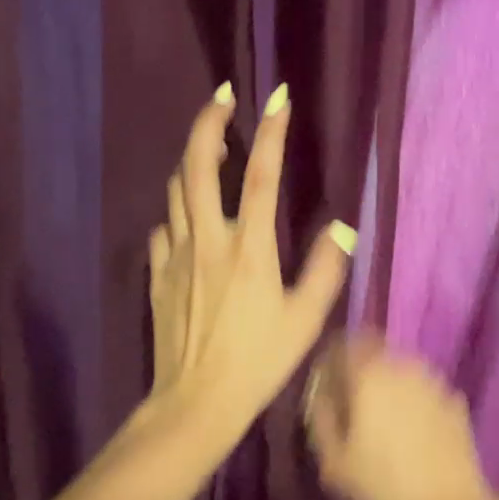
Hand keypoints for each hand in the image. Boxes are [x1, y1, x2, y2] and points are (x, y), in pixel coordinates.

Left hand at [147, 82, 355, 420]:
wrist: (195, 403)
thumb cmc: (259, 362)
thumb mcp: (305, 321)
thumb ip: (326, 269)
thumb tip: (342, 226)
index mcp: (249, 249)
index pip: (261, 176)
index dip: (272, 132)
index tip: (279, 97)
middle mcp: (207, 241)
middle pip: (198, 165)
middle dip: (209, 122)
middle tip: (223, 96)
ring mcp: (175, 256)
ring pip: (175, 190)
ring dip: (192, 160)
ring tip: (209, 145)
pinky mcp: (157, 276)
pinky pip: (162, 229)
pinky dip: (176, 211)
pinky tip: (188, 217)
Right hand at [305, 335, 497, 499]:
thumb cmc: (384, 487)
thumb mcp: (334, 463)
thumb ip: (321, 418)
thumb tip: (320, 393)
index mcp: (370, 376)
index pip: (345, 343)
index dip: (332, 359)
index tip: (326, 385)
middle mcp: (404, 367)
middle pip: (375, 354)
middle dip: (362, 373)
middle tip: (353, 408)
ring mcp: (435, 383)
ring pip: (403, 371)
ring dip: (390, 386)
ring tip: (384, 424)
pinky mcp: (456, 403)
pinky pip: (425, 391)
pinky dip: (416, 402)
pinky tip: (414, 435)